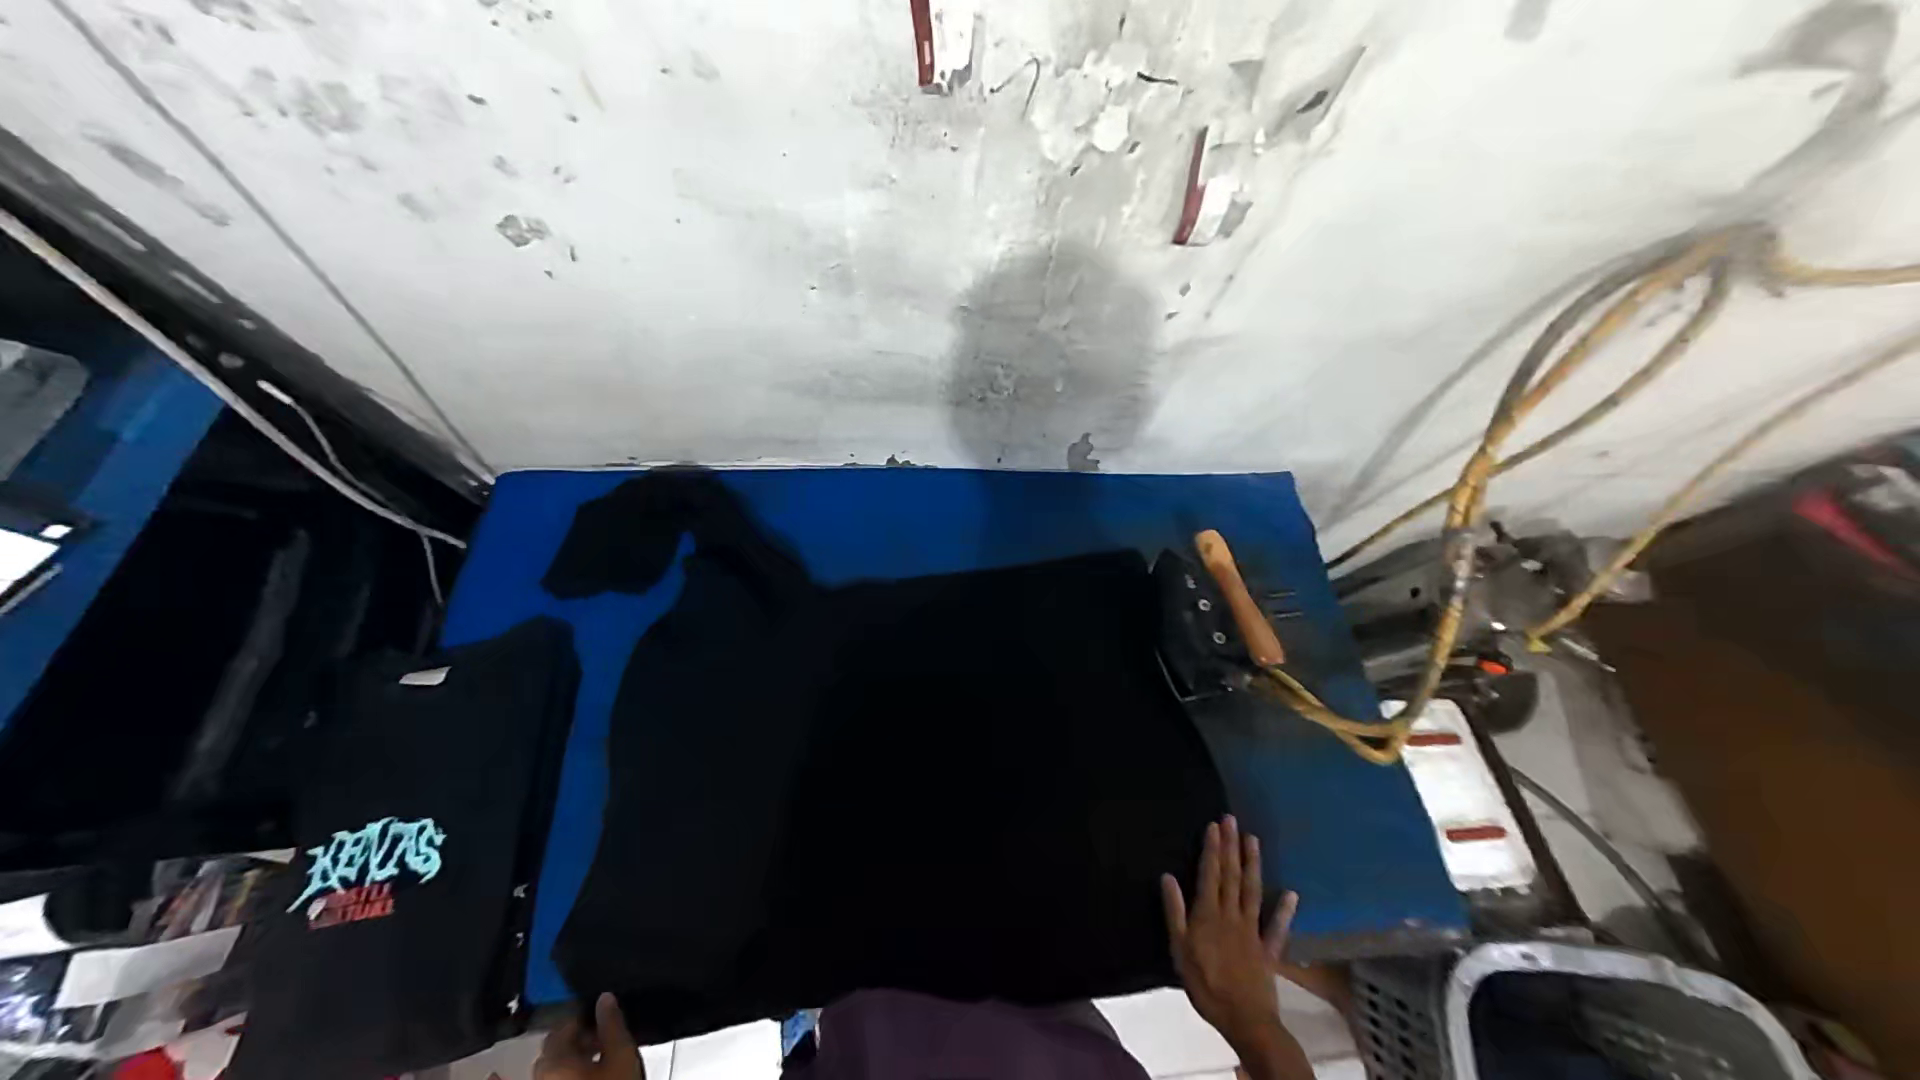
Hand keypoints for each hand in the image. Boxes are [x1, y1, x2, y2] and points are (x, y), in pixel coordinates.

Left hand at [534, 993, 641, 1079]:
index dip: (585, 1011)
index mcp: (554, 1061)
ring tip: (604, 1047)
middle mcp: (542, 1075)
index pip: (564, 1024)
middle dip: (579, 1031)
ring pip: (556, 1062)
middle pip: (556, 1044)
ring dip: (576, 1050)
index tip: (605, 1006)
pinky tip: (595, 1067)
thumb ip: (612, 1023)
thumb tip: (605, 996)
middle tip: (605, 1027)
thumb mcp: (621, 1054)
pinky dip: (572, 1067)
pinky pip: (558, 1076)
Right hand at [1161, 816, 1310, 1079]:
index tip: (1214, 825)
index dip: (1212, 849)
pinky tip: (1292, 894)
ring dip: (1253, 864)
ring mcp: (1253, 931)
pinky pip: (1277, 928)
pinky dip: (1285, 911)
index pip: (1210, 874)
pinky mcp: (1268, 950)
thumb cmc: (1205, 984)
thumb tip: (1167, 876)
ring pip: (1253, 891)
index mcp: (1208, 914)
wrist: (1245, 1020)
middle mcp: (1232, 915)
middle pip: (1232, 876)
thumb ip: (1175, 912)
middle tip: (1231, 819)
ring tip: (1253, 840)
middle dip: (1230, 846)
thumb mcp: (1179, 949)